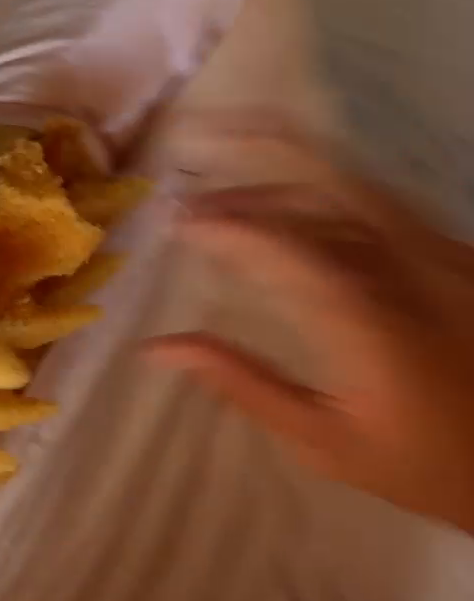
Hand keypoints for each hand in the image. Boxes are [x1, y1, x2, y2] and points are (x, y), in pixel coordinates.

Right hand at [144, 120, 473, 532]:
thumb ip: (242, 385)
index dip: (229, 227)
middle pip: (342, 186)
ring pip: (359, 194)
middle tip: (198, 134)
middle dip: (267, 147)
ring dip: (281, 180)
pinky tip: (276, 218)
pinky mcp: (461, 265)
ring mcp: (451, 265)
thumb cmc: (433, 465)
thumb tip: (156, 345)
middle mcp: (424, 278)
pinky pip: (381, 216)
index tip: (177, 225)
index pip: (293, 249)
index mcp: (382, 324)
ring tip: (218, 197)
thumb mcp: (328, 443)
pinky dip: (318, 201)